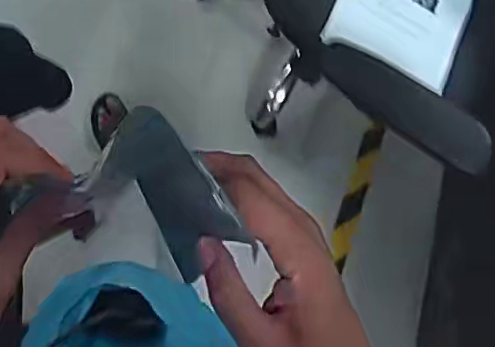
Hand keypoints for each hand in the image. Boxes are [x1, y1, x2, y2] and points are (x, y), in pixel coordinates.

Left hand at [0, 117, 73, 346]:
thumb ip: (31, 226)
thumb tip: (62, 197)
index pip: (2, 152)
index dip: (41, 162)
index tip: (67, 182)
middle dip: (32, 152)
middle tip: (58, 183)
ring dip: (22, 160)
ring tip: (49, 191)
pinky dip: (8, 173)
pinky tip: (27, 198)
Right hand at [199, 152, 370, 346]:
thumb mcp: (263, 343)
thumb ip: (229, 295)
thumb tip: (202, 242)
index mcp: (302, 254)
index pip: (252, 196)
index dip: (217, 180)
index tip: (184, 177)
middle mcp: (309, 235)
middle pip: (261, 178)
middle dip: (222, 165)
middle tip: (184, 170)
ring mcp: (310, 238)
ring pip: (267, 185)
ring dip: (232, 175)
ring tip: (197, 182)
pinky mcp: (306, 246)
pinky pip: (271, 200)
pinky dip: (244, 189)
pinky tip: (225, 201)